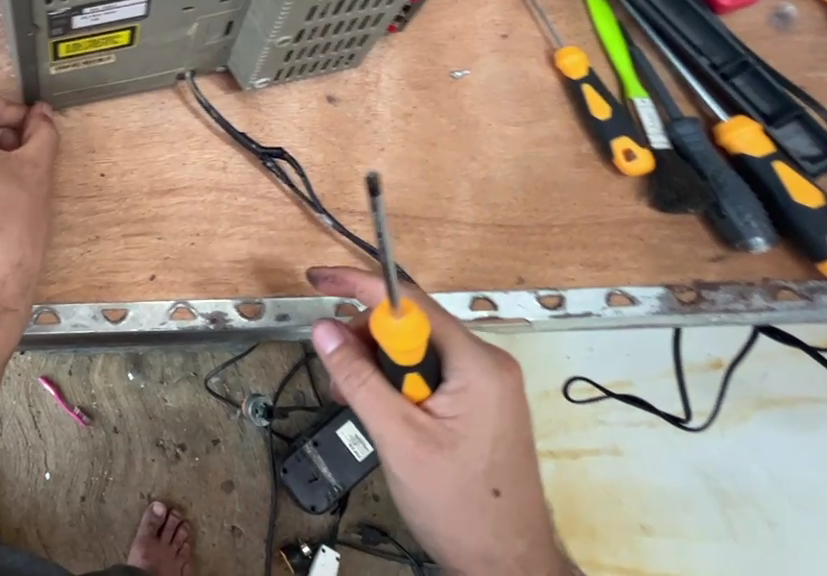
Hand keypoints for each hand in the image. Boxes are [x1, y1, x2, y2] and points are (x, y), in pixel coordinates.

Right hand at [307, 267, 572, 575]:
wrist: (508, 569)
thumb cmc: (460, 506)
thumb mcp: (397, 438)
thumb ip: (358, 377)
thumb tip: (322, 327)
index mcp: (476, 363)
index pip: (408, 301)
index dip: (358, 284)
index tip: (317, 279)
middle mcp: (484, 363)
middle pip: (408, 325)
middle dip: (364, 342)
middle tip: (337, 378)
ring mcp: (484, 384)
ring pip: (413, 350)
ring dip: (376, 368)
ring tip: (357, 404)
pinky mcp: (477, 403)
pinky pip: (426, 373)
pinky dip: (394, 385)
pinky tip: (380, 413)